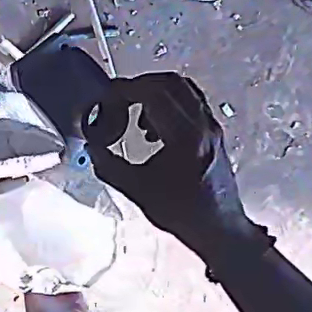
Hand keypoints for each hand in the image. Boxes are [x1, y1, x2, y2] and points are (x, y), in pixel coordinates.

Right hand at [83, 73, 270, 263]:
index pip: (154, 93)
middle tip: (119, 99)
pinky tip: (153, 128)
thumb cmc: (186, 214)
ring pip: (182, 89)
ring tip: (135, 115)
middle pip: (170, 83)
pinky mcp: (212, 132)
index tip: (109, 96)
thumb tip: (92, 149)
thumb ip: (110, 166)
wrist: (219, 228)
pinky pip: (190, 102)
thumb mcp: (138, 190)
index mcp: (185, 136)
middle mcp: (203, 125)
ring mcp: (211, 127)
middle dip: (139, 86)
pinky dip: (167, 104)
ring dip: (154, 93)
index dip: (126, 90)